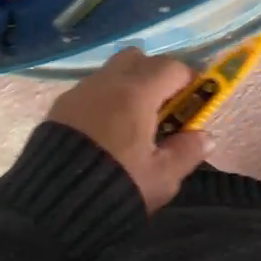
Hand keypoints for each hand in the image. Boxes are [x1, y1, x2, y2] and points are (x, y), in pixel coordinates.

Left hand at [47, 48, 209, 212]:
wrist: (56, 201)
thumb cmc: (118, 185)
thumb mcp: (162, 177)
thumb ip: (187, 152)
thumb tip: (204, 136)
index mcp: (137, 93)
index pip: (171, 67)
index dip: (188, 81)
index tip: (193, 103)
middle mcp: (107, 82)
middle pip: (138, 58)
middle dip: (155, 75)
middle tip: (162, 108)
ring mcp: (79, 91)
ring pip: (110, 73)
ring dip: (126, 87)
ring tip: (131, 123)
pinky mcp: (59, 106)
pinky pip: (89, 91)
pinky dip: (103, 100)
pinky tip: (104, 131)